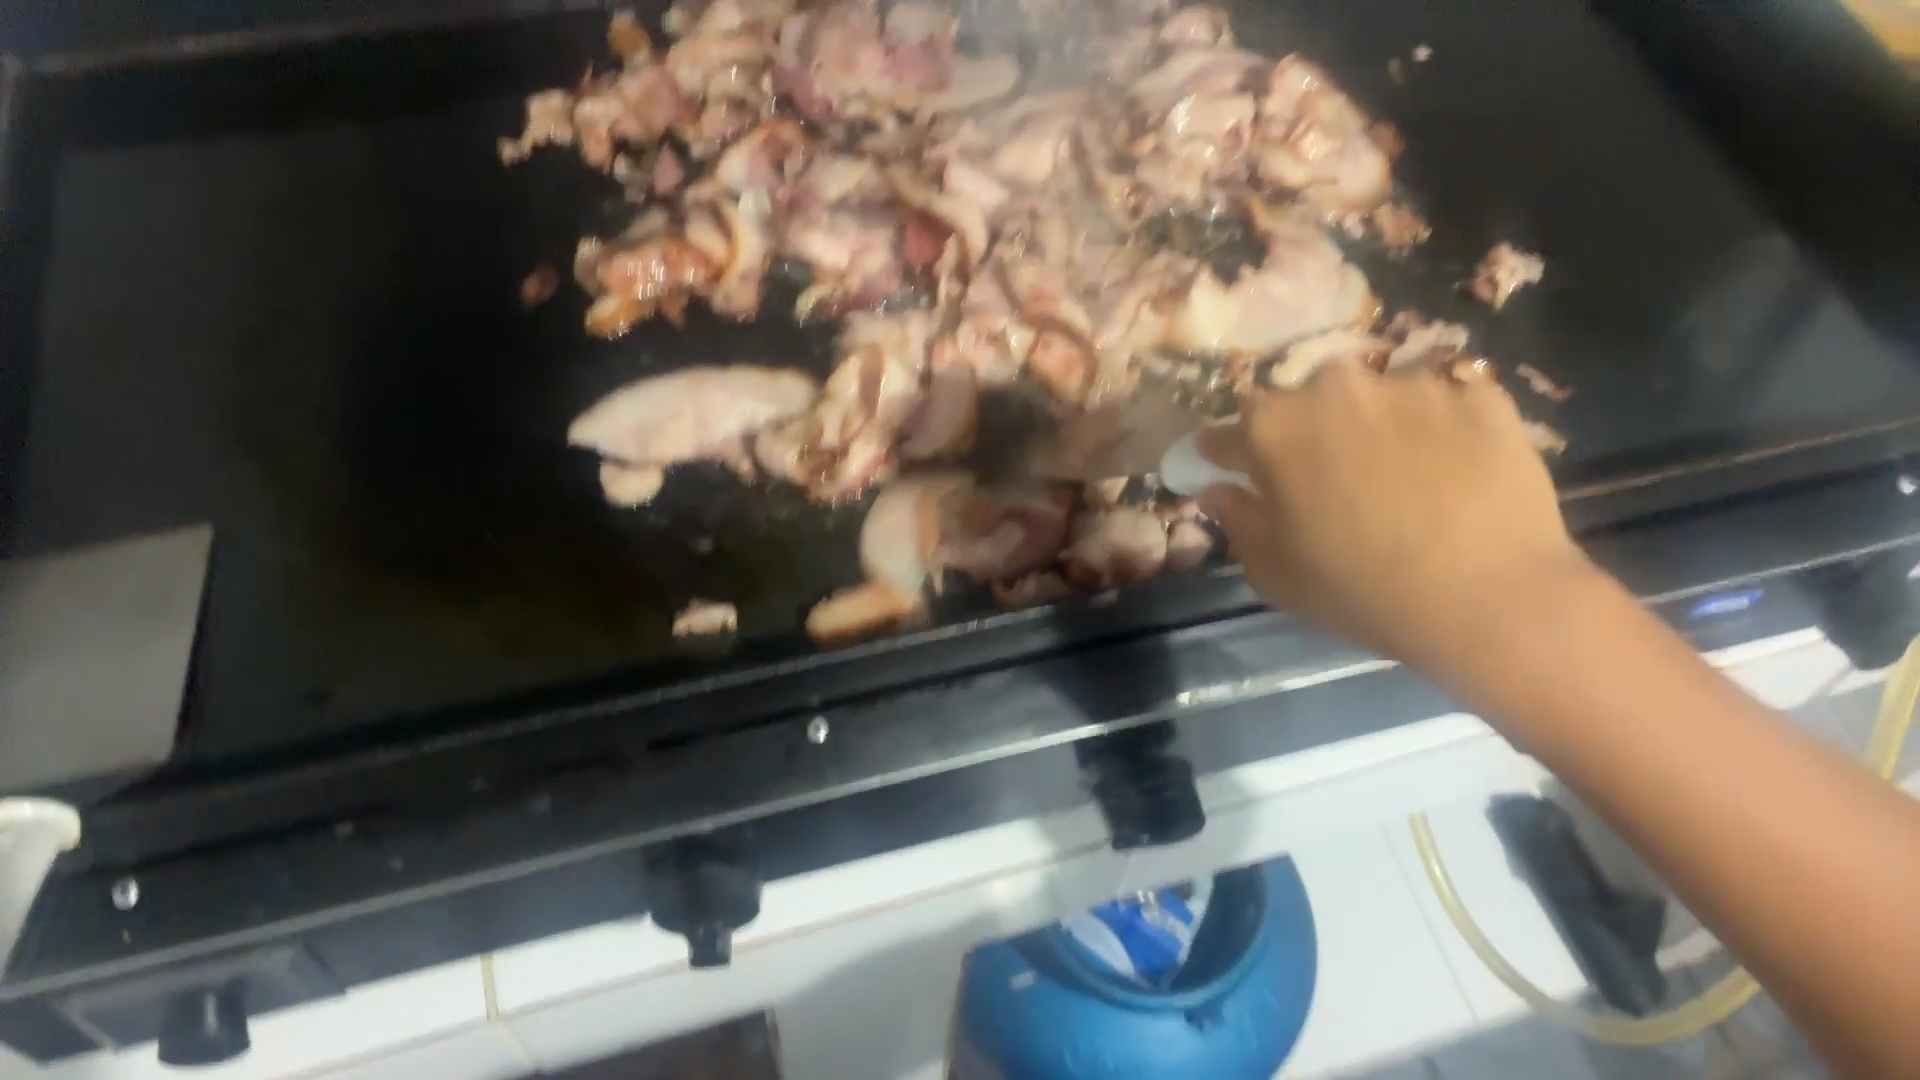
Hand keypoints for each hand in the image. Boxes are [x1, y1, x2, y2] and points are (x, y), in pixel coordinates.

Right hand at [1196, 364, 1596, 674]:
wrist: (1489, 599)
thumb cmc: (1358, 589)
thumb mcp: (1274, 570)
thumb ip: (1238, 519)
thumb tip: (1219, 489)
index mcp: (1274, 428)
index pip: (1230, 429)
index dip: (1228, 452)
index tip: (1231, 467)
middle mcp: (1335, 388)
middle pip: (1305, 402)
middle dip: (1307, 431)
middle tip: (1327, 476)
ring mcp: (1410, 386)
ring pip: (1375, 399)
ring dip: (1373, 426)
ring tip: (1399, 474)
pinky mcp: (1477, 395)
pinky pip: (1442, 404)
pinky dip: (1437, 428)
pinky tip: (1451, 469)